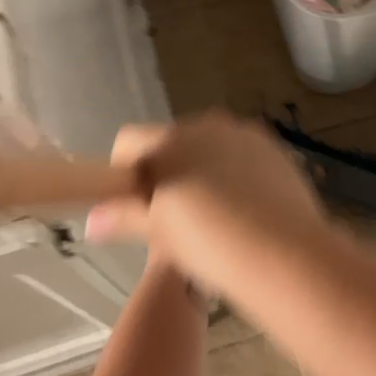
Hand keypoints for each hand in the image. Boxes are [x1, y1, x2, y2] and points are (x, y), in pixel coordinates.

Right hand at [84, 112, 336, 286]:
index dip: (125, 173)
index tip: (135, 206)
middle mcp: (208, 125)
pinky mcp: (275, 149)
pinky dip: (236, 174)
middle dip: (166, 171)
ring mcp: (246, 135)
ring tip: (212, 217)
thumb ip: (124, 216)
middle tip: (172, 216)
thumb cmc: (210, 241)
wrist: (282, 250)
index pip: (129, 142)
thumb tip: (93, 220)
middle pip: (171, 141)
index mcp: (171, 140)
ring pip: (209, 147)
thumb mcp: (159, 231)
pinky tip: (245, 210)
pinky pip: (242, 156)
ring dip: (201, 171)